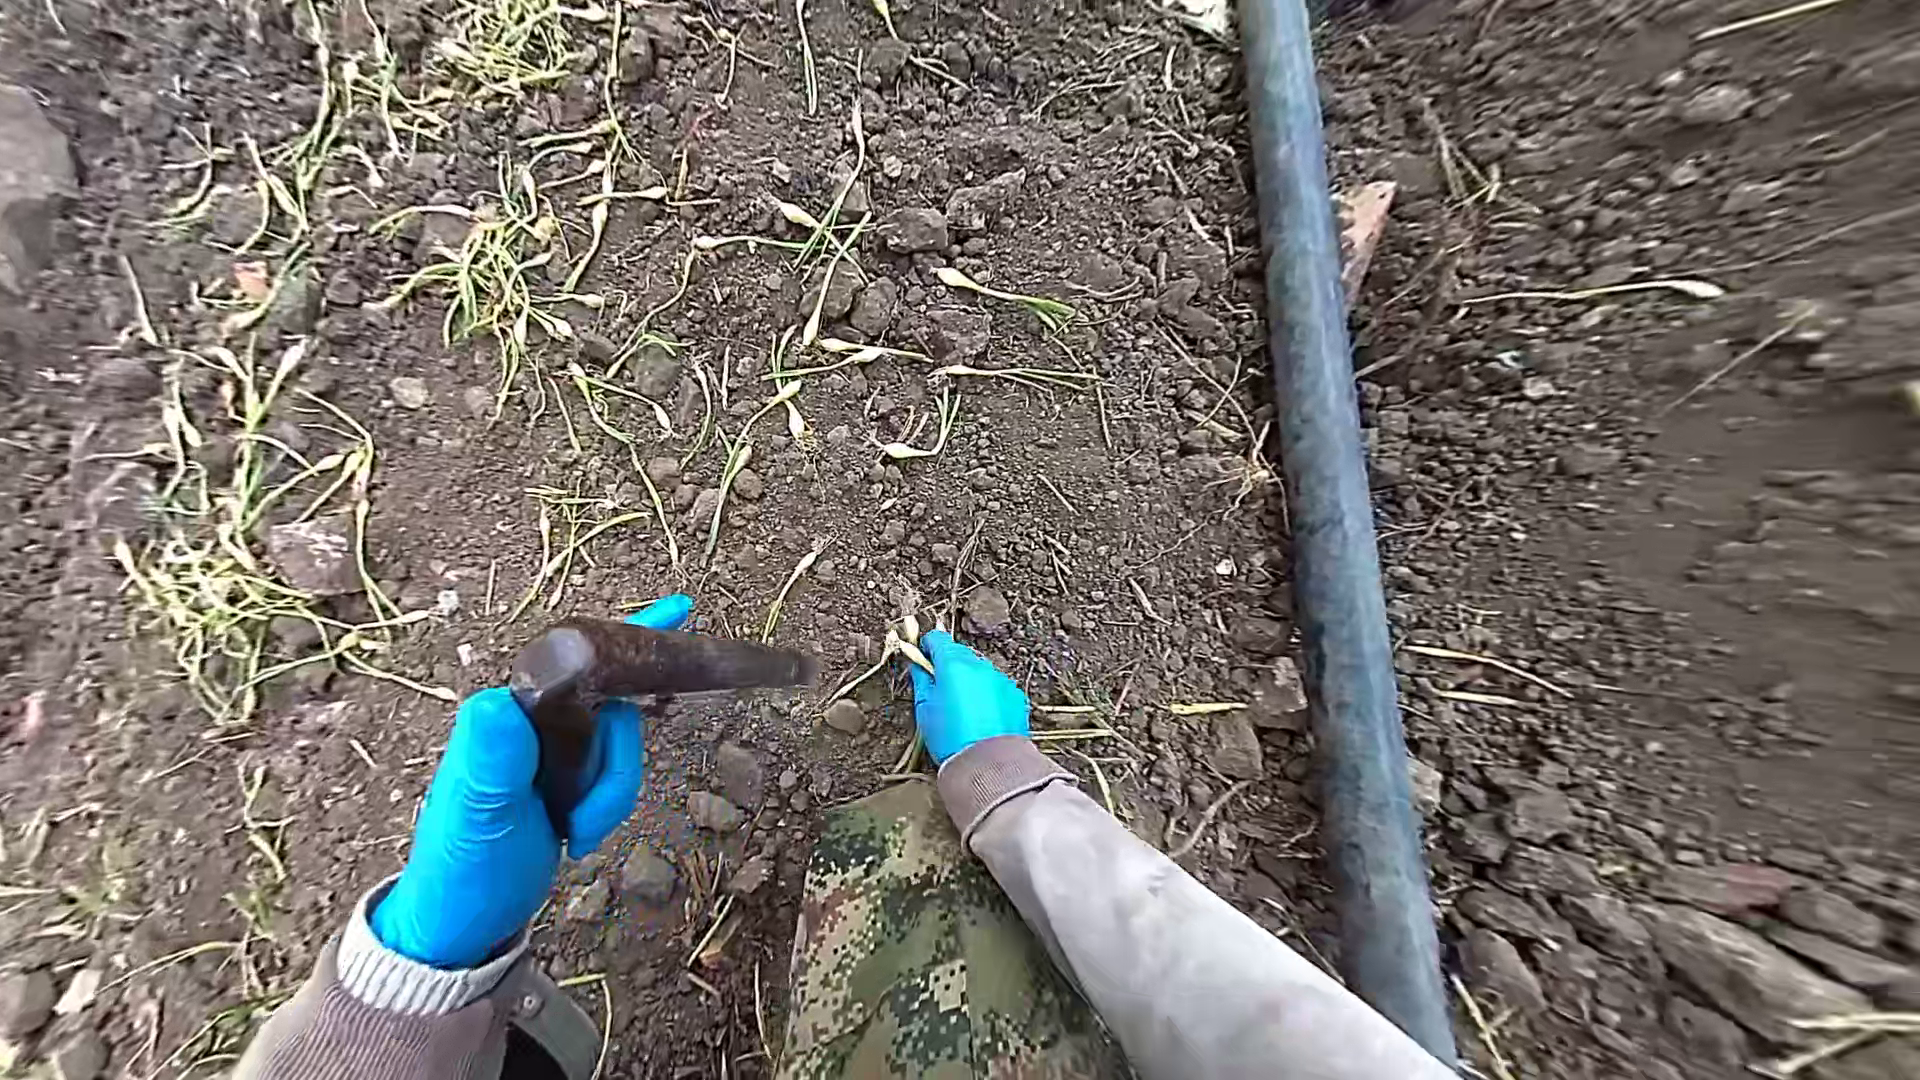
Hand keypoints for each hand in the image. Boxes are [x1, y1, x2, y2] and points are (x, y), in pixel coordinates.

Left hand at [370, 594, 693, 968]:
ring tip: (576, 829)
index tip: (677, 611)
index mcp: (514, 719)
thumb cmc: (461, 869)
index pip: (578, 661)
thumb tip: (492, 698)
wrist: (464, 926)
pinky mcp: (580, 779)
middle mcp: (542, 725)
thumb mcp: (476, 818)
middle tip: (587, 809)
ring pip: (625, 748)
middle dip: (616, 763)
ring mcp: (564, 753)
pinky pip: (622, 775)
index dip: (629, 636)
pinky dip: (611, 806)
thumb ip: (490, 761)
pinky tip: (581, 833)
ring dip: (610, 793)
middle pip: (618, 712)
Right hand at [906, 629, 1030, 763]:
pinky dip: (988, 694)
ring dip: (970, 680)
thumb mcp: (925, 709)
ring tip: (963, 707)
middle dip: (949, 665)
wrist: (988, 766)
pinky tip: (981, 716)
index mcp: (954, 665)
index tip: (922, 659)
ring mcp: (1001, 679)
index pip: (938, 639)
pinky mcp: (1015, 695)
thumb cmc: (950, 738)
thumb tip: (917, 664)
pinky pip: (997, 686)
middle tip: (940, 689)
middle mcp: (980, 666)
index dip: (927, 647)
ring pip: (979, 670)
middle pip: (960, 654)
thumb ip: (921, 680)